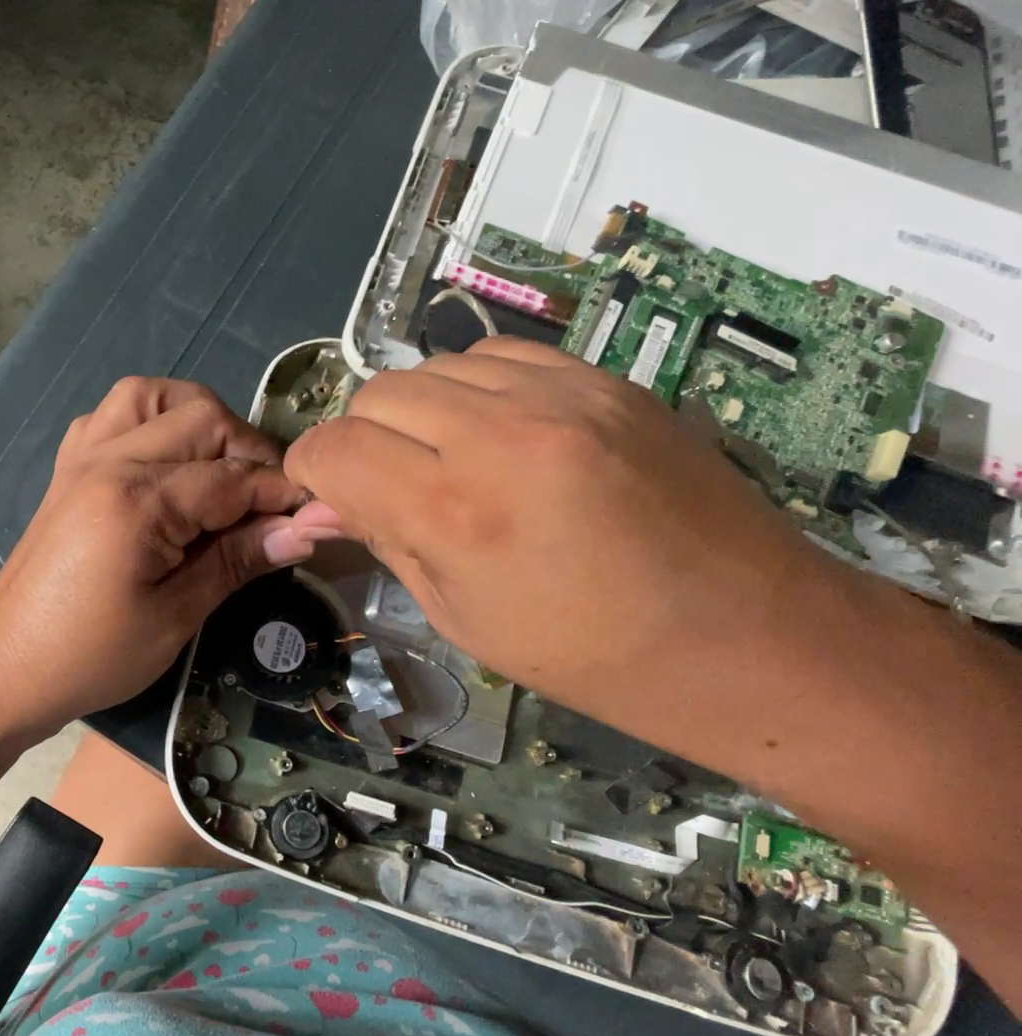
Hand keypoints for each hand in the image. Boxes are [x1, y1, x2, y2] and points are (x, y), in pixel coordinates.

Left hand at [0, 377, 335, 741]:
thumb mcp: (175, 617)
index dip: (284, 492)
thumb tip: (308, 528)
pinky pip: (112, 416)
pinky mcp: (65, 470)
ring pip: (152, 397)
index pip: (232, 476)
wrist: (4, 667)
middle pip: (201, 418)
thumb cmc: (90, 656)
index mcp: (137, 499)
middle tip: (271, 504)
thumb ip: (238, 560)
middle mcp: (107, 460)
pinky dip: (150, 421)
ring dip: (198, 419)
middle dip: (250, 450)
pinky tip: (165, 463)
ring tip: (222, 469)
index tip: (322, 511)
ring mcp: (80, 458)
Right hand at [283, 337, 840, 717]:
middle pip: (375, 394)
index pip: (333, 448)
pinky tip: (501, 431)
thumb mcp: (460, 615)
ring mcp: (560, 395)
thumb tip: (322, 503)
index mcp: (453, 510)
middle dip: (363, 439)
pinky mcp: (606, 379)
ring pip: (433, 366)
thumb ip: (384, 539)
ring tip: (451, 457)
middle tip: (393, 484)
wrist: (747, 635)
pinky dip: (477, 389)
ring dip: (419, 411)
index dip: (313, 471)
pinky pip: (499, 356)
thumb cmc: (586, 652)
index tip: (329, 495)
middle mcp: (499, 434)